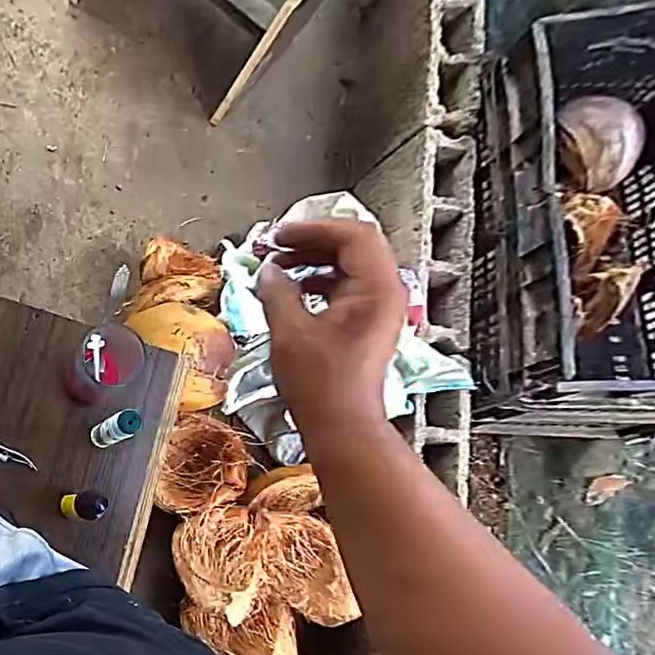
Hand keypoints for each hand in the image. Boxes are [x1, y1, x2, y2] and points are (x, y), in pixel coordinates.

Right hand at [255, 219, 406, 434]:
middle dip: (311, 243)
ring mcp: (379, 309)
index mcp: (376, 289)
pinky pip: (346, 288)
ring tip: (279, 268)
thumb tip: (268, 271)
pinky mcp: (367, 324)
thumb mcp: (290, 333)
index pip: (353, 235)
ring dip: (313, 262)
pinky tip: (292, 291)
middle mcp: (386, 293)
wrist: (341, 424)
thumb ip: (277, 293)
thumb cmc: (319, 383)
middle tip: (274, 247)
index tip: (278, 235)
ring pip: (349, 267)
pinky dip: (319, 282)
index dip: (312, 229)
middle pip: (354, 247)